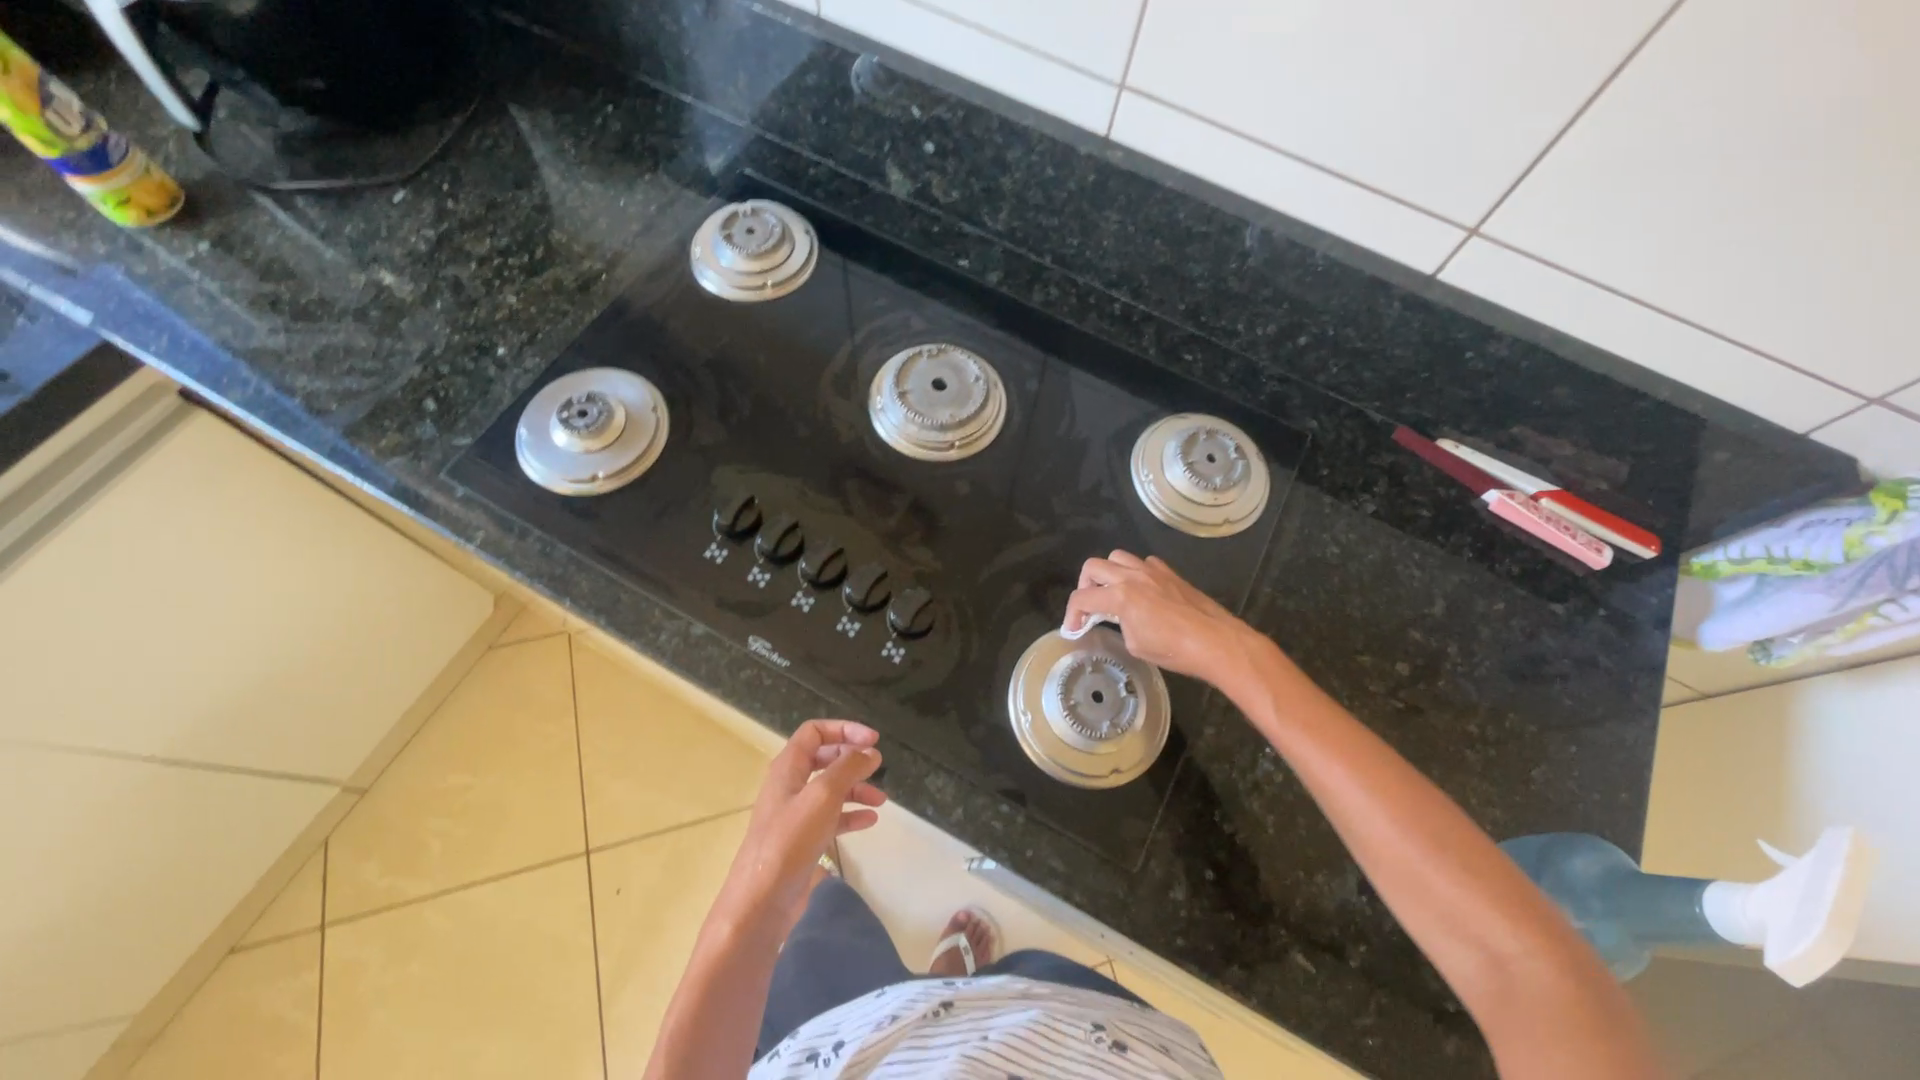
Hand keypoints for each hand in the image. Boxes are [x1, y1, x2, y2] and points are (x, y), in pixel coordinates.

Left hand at [716, 720, 886, 935]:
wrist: (762, 900)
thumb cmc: (790, 840)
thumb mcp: (823, 795)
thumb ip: (848, 768)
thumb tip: (871, 752)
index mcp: (787, 767)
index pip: (814, 732)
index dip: (844, 730)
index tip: (874, 741)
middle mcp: (789, 786)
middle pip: (824, 759)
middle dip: (852, 759)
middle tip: (878, 767)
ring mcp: (796, 814)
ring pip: (830, 790)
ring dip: (856, 789)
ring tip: (881, 800)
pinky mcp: (803, 840)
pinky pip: (831, 818)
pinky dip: (851, 815)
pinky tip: (870, 821)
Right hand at [1064, 551, 1261, 687]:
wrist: (1215, 641)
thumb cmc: (1173, 650)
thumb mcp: (1135, 644)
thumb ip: (1120, 625)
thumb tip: (1119, 619)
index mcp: (1120, 596)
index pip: (1082, 598)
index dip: (1071, 614)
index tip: (1073, 629)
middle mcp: (1132, 576)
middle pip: (1093, 566)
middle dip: (1084, 585)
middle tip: (1090, 606)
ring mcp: (1152, 570)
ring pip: (1117, 557)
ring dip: (1108, 573)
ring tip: (1113, 592)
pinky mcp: (1169, 572)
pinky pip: (1143, 562)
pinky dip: (1135, 572)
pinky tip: (1142, 590)